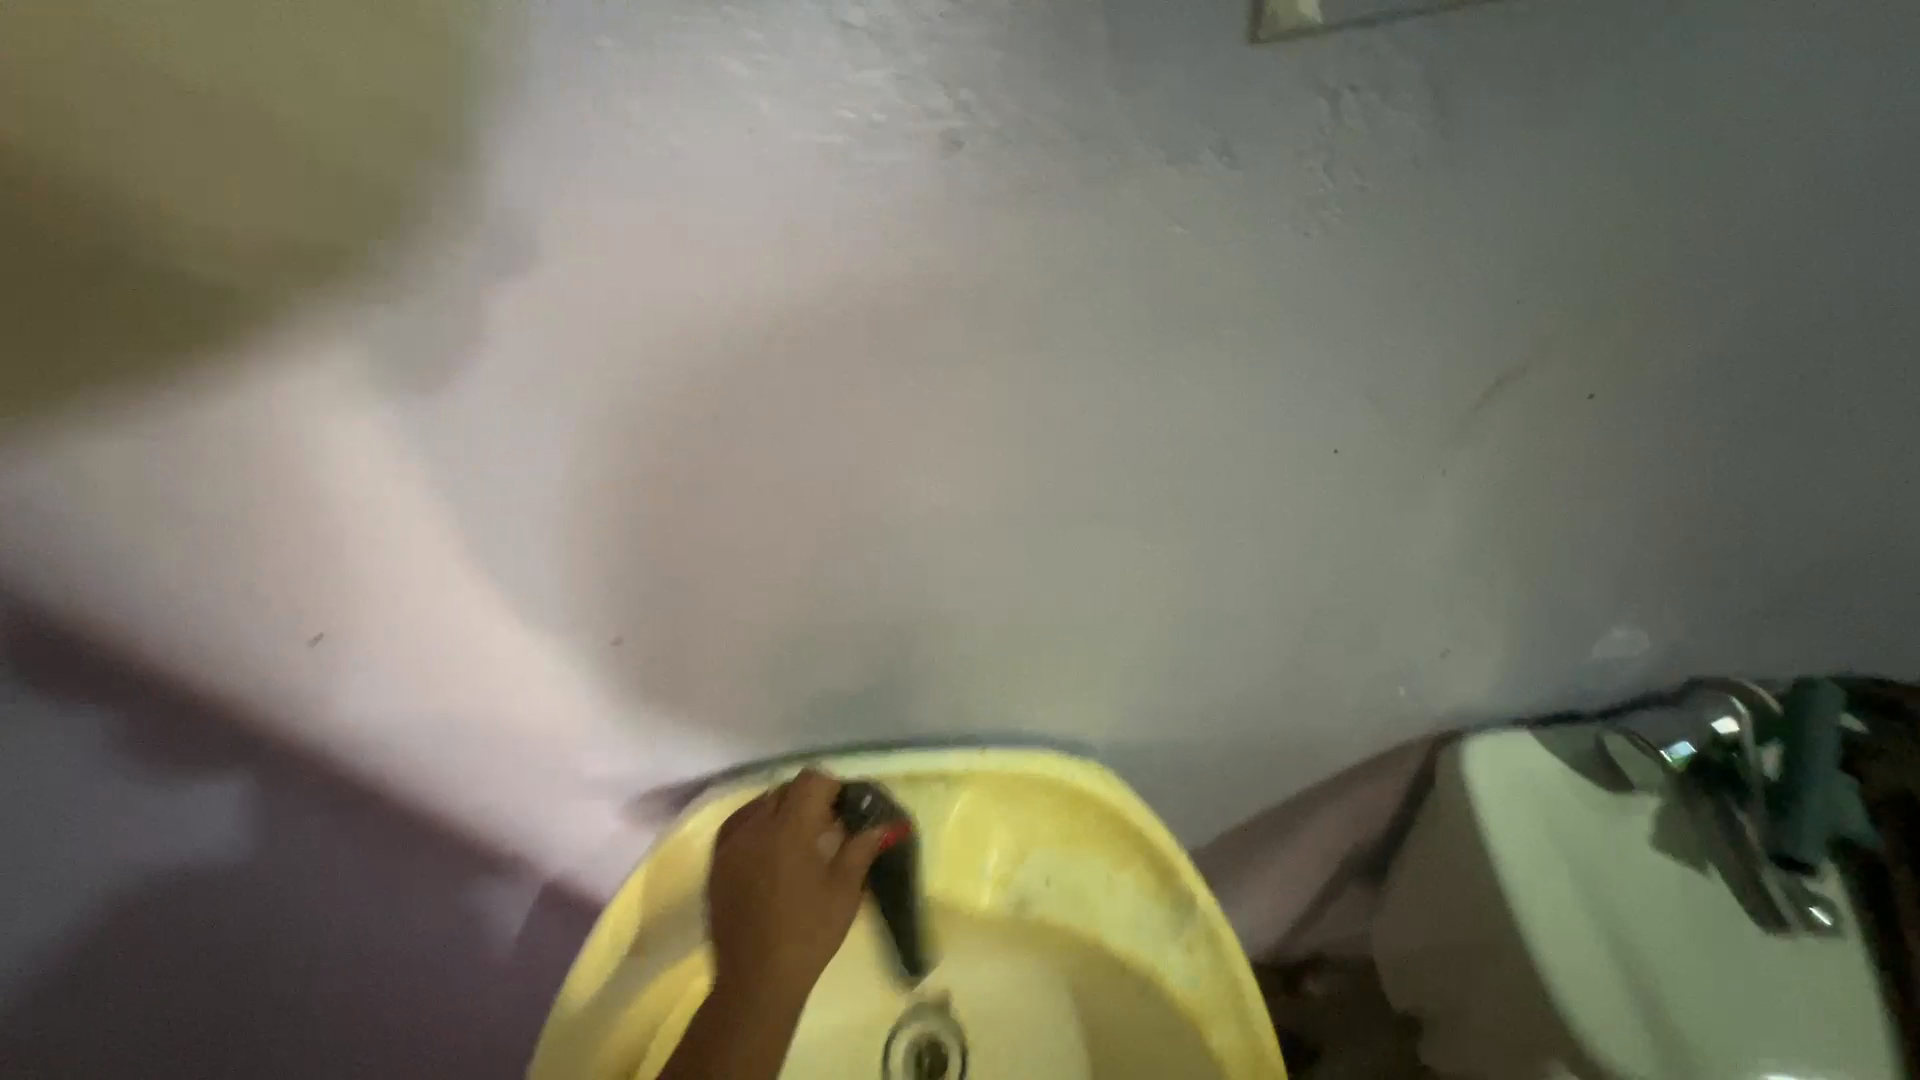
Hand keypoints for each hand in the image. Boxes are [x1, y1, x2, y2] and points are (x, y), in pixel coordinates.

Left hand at [707, 768, 887, 1005]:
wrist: (755, 979)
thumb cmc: (808, 933)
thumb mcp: (845, 891)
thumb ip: (862, 848)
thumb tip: (883, 825)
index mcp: (789, 828)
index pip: (811, 780)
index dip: (832, 787)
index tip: (845, 810)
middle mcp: (755, 826)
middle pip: (785, 789)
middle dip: (808, 798)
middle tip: (827, 826)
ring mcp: (730, 843)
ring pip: (760, 803)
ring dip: (782, 809)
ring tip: (797, 839)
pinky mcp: (715, 862)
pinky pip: (737, 824)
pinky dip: (756, 824)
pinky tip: (769, 848)